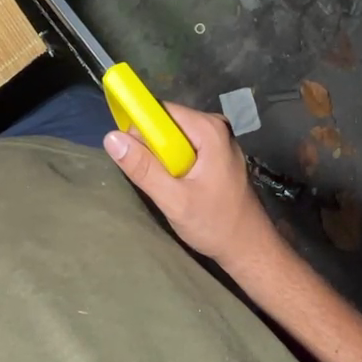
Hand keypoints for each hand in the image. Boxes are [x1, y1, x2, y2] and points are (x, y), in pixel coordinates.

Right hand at [104, 102, 278, 268]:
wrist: (251, 250)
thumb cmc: (216, 225)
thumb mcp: (174, 200)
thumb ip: (143, 169)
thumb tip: (111, 138)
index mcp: (209, 128)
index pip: (161, 111)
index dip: (140, 128)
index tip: (130, 154)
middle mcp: (215, 125)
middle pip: (167, 123)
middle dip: (152, 146)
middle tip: (148, 176)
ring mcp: (218, 139)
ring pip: (174, 136)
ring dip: (162, 157)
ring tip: (164, 185)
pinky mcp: (217, 152)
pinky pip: (185, 146)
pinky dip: (174, 162)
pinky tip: (178, 186)